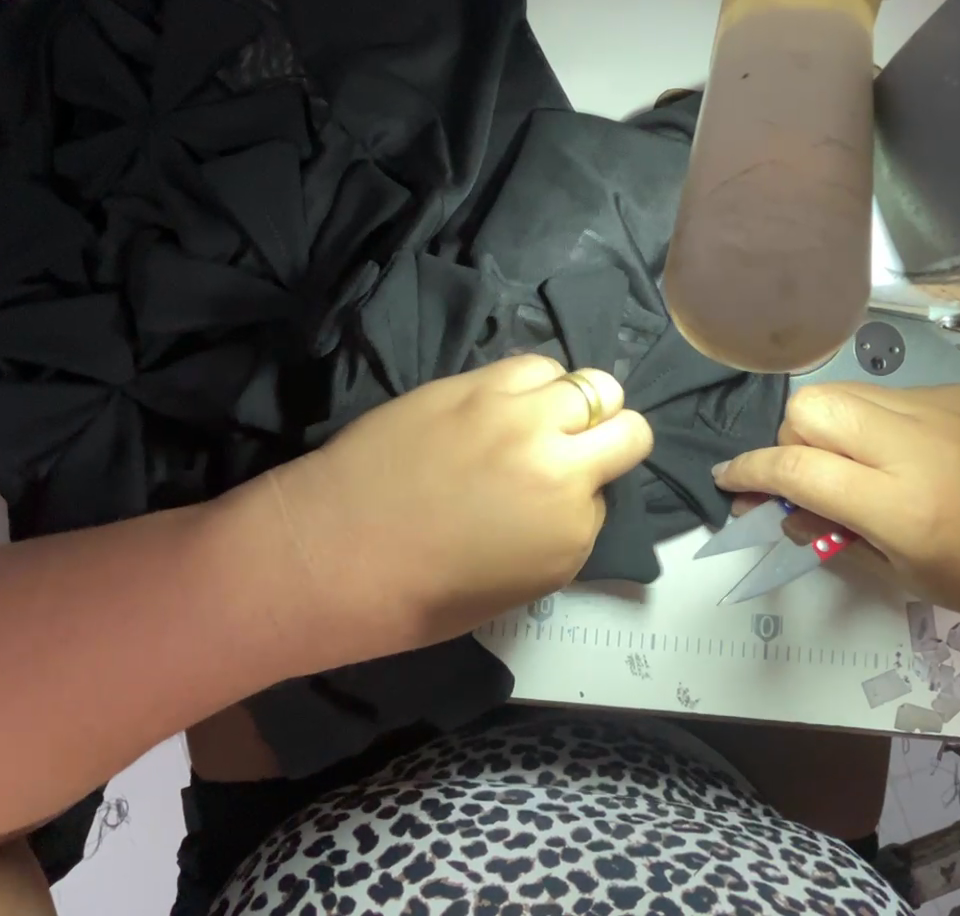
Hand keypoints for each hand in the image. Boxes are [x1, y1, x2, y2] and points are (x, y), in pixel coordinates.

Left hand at [262, 355, 653, 665]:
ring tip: (538, 417)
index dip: (588, 490)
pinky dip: (533, 382)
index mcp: (571, 532)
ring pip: (589, 383)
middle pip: (625, 426)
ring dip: (575, 402)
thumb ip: (561, 531)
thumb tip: (570, 490)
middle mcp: (558, 465)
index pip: (611, 491)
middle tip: (573, 447)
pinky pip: (532, 365)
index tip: (558, 495)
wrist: (334, 553)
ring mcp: (517, 416)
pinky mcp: (474, 383)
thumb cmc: (420, 593)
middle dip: (608, 437)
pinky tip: (505, 401)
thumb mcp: (520, 585)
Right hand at [712, 383, 959, 641]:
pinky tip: (904, 452)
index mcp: (902, 504)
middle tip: (812, 477)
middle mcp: (919, 443)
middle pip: (809, 409)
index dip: (751, 472)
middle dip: (792, 441)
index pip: (796, 467)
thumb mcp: (896, 570)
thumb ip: (828, 529)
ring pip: (843, 393)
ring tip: (857, 463)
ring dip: (829, 428)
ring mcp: (944, 408)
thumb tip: (777, 504)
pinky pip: (886, 395)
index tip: (730, 480)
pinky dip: (873, 422)